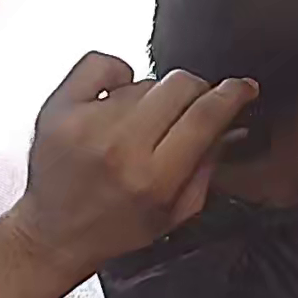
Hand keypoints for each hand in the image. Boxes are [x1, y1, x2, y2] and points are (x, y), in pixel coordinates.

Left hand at [4, 51, 257, 274]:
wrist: (55, 235)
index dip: (233, 94)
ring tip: (139, 127)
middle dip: (197, 92)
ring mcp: (86, 123)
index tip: (241, 88)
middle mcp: (119, 147)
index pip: (205, 115)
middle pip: (180, 85)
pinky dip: (116, 74)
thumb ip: (207, 168)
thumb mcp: (174, 214)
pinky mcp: (59, 108)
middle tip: (191, 108)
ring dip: (153, 98)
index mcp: (153, 178)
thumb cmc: (113, 228)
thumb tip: (227, 124)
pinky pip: (102, 63)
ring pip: (145, 80)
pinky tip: (115, 99)